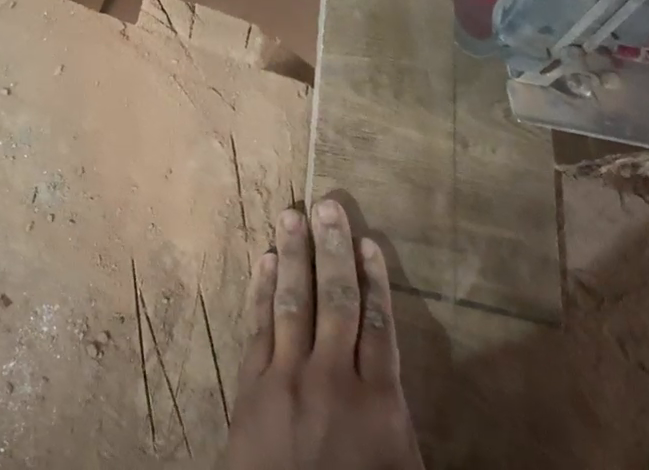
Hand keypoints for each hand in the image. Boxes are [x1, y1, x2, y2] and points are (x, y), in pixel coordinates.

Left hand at [217, 200, 423, 469]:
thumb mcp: (397, 463)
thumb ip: (394, 413)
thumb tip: (391, 363)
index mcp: (378, 401)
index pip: (378, 325)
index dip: (374, 281)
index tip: (368, 242)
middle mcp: (333, 378)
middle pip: (337, 301)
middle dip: (333, 251)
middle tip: (328, 204)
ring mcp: (286, 378)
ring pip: (294, 304)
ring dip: (293, 257)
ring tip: (291, 215)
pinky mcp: (251, 386)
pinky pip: (257, 327)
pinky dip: (260, 291)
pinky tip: (262, 261)